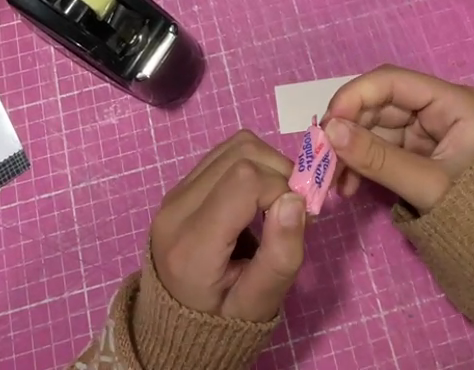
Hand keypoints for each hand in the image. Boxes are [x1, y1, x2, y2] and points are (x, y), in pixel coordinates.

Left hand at [149, 130, 306, 321]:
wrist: (178, 328)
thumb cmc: (224, 322)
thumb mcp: (259, 304)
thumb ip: (279, 256)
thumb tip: (295, 199)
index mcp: (192, 245)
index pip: (245, 181)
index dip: (281, 189)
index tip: (299, 218)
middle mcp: (176, 209)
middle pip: (241, 154)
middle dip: (279, 173)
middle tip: (293, 208)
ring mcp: (175, 193)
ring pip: (233, 146)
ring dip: (267, 164)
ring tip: (276, 201)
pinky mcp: (181, 186)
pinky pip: (223, 154)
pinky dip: (251, 165)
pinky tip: (257, 197)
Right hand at [322, 65, 473, 212]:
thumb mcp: (427, 186)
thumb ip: (378, 158)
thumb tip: (329, 131)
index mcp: (452, 102)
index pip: (392, 81)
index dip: (355, 96)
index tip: (326, 123)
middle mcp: (437, 108)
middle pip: (379, 103)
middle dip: (347, 128)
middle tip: (321, 156)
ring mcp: (425, 131)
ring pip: (373, 127)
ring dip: (349, 150)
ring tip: (332, 181)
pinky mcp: (415, 153)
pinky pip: (378, 148)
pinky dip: (359, 164)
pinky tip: (346, 187)